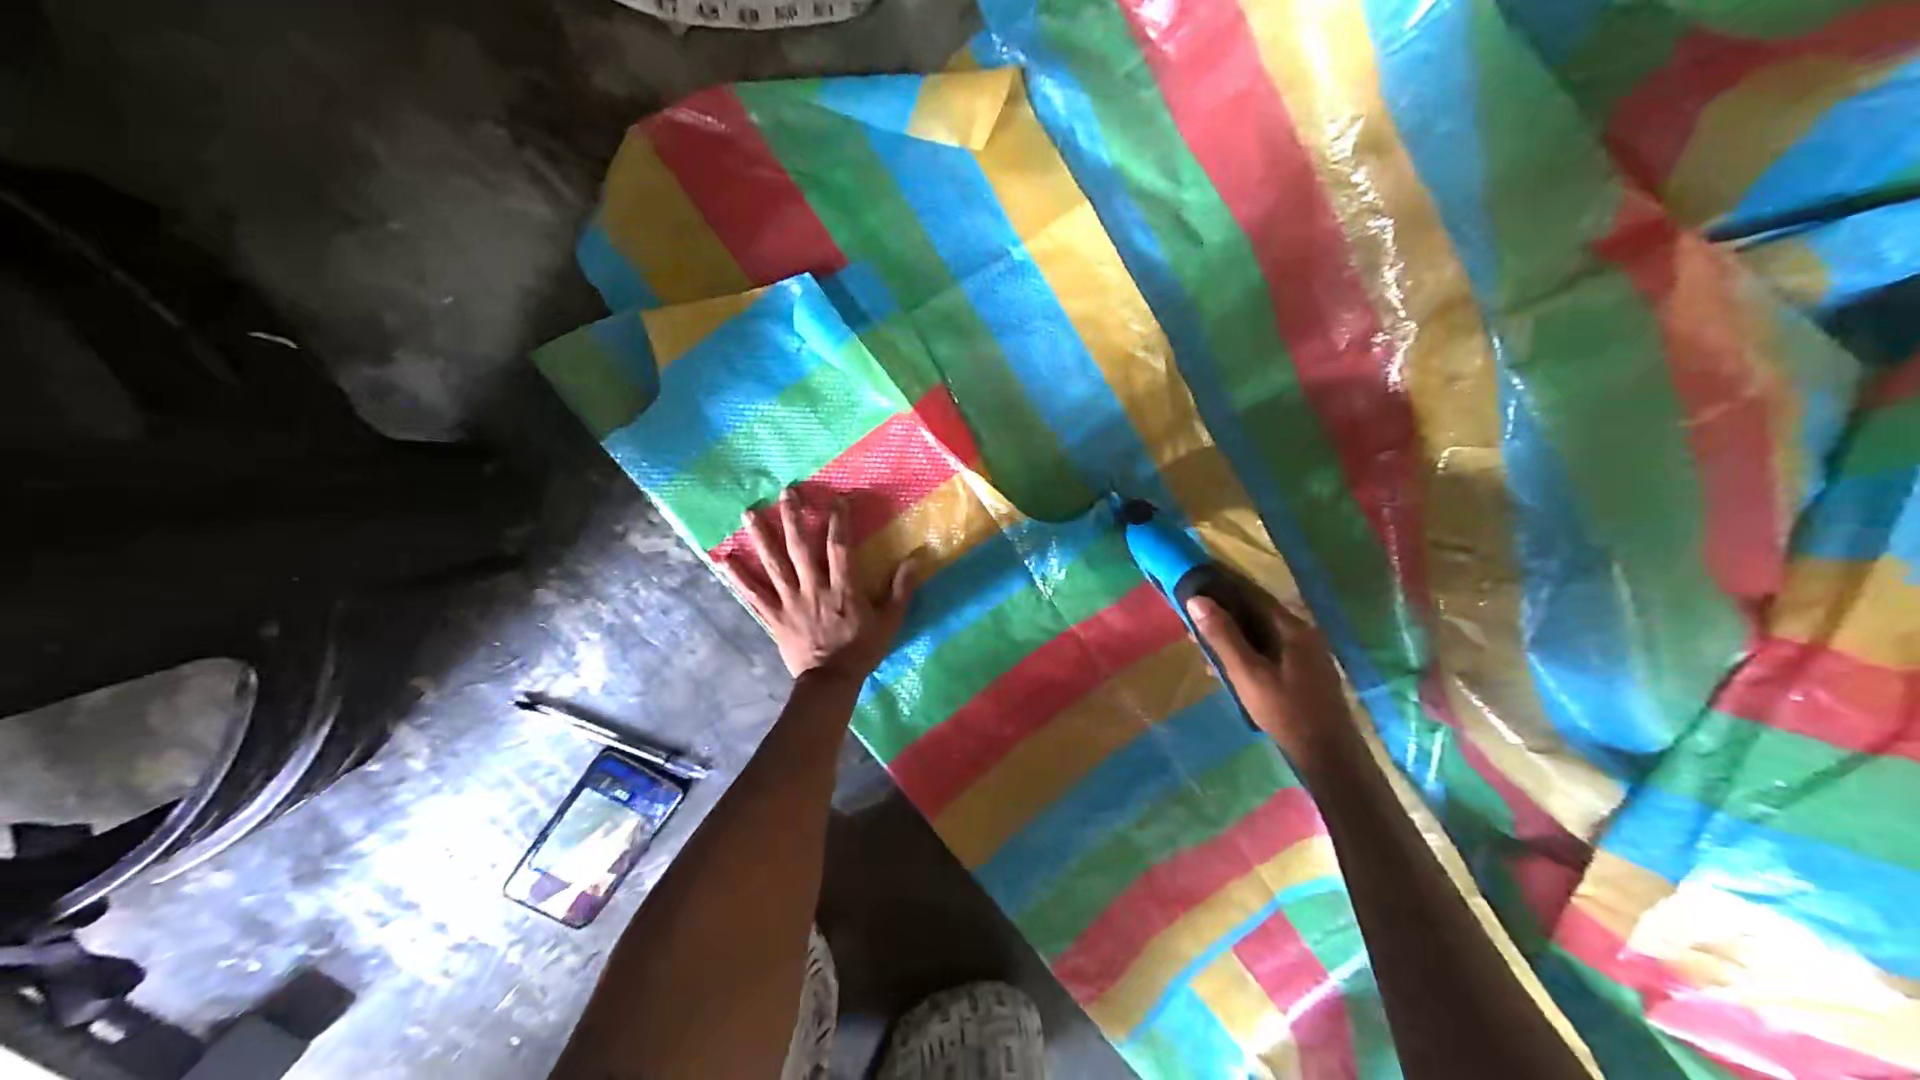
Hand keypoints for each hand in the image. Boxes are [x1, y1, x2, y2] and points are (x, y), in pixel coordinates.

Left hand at [722, 487, 916, 681]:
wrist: (831, 682)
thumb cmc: (862, 650)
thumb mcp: (890, 620)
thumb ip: (901, 588)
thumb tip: (917, 557)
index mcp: (842, 588)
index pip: (839, 547)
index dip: (838, 520)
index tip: (835, 498)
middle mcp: (813, 589)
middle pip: (800, 547)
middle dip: (793, 517)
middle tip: (786, 491)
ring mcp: (790, 602)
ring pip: (773, 564)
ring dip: (761, 537)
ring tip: (749, 513)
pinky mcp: (774, 617)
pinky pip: (754, 595)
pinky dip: (738, 577)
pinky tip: (724, 559)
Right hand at [1186, 593, 1357, 763]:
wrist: (1327, 754)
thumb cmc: (1285, 711)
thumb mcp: (1247, 673)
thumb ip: (1223, 636)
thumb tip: (1197, 599)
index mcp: (1292, 627)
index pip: (1252, 593)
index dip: (1222, 586)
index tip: (1195, 584)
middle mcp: (1302, 632)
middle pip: (1256, 612)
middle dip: (1223, 614)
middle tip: (1193, 624)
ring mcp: (1305, 652)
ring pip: (1261, 632)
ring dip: (1232, 635)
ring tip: (1204, 648)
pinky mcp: (1303, 670)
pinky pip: (1268, 648)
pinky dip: (1245, 650)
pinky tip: (1227, 667)